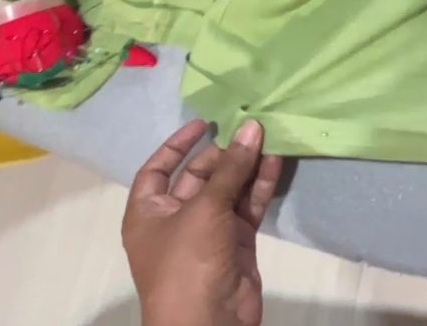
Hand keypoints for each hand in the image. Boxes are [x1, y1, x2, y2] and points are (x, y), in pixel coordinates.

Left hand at [123, 118, 283, 325]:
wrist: (208, 325)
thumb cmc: (188, 264)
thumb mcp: (205, 209)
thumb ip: (231, 167)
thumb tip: (252, 127)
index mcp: (149, 214)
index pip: (157, 170)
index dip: (176, 145)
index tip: (205, 122)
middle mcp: (176, 218)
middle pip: (200, 174)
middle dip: (224, 151)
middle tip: (251, 126)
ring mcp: (208, 230)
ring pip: (229, 187)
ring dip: (247, 164)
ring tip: (270, 135)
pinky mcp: (236, 240)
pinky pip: (248, 203)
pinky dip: (261, 183)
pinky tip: (277, 160)